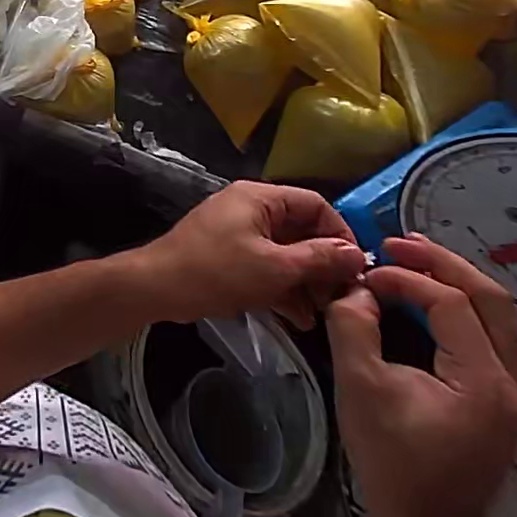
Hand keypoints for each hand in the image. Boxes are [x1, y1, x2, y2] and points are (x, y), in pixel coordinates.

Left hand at [127, 181, 367, 327]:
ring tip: (320, 315)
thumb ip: (318, 258)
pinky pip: (266, 265)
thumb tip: (357, 253)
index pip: (315, 204)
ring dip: (305, 282)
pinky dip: (282, 287)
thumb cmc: (218, 271)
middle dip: (323, 265)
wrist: (159, 287)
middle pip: (301, 230)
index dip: (340, 234)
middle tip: (341, 299)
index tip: (357, 269)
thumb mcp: (275, 267)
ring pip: (285, 251)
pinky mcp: (230, 255)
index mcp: (260, 198)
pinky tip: (299, 319)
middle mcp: (251, 208)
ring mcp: (239, 231)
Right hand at [325, 235, 516, 516]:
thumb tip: (355, 287)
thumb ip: (352, 325)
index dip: (406, 278)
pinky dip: (456, 304)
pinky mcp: (496, 397)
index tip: (365, 275)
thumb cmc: (391, 457)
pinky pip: (485, 333)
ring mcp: (510, 391)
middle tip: (397, 243)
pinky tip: (424, 295)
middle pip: (491, 299)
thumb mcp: (359, 386)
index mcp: (484, 381)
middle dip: (443, 263)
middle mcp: (510, 382)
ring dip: (453, 279)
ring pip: (495, 314)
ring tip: (411, 257)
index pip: (451, 303)